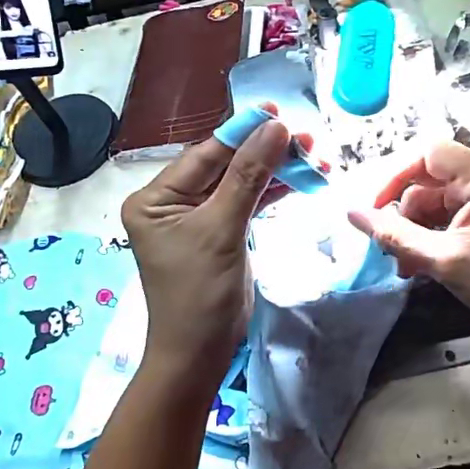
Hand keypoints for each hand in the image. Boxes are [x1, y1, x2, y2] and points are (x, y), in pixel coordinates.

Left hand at [121, 114, 289, 375]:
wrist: (199, 355)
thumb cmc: (200, 294)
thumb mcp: (222, 230)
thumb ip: (248, 176)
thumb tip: (275, 128)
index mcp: (155, 198)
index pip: (204, 155)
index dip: (243, 133)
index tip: (279, 114)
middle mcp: (171, 202)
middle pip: (225, 166)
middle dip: (266, 153)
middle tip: (308, 140)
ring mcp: (197, 218)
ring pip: (240, 184)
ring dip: (275, 172)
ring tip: (314, 158)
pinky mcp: (219, 234)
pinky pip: (246, 204)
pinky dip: (271, 193)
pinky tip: (300, 180)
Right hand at [348, 141, 469, 376]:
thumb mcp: (446, 261)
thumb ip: (396, 235)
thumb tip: (352, 214)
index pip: (427, 153)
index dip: (394, 177)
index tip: (375, 210)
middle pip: (429, 179)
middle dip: (404, 214)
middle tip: (390, 250)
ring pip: (437, 201)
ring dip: (416, 230)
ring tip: (407, 267)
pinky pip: (453, 216)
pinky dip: (434, 237)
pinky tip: (422, 266)